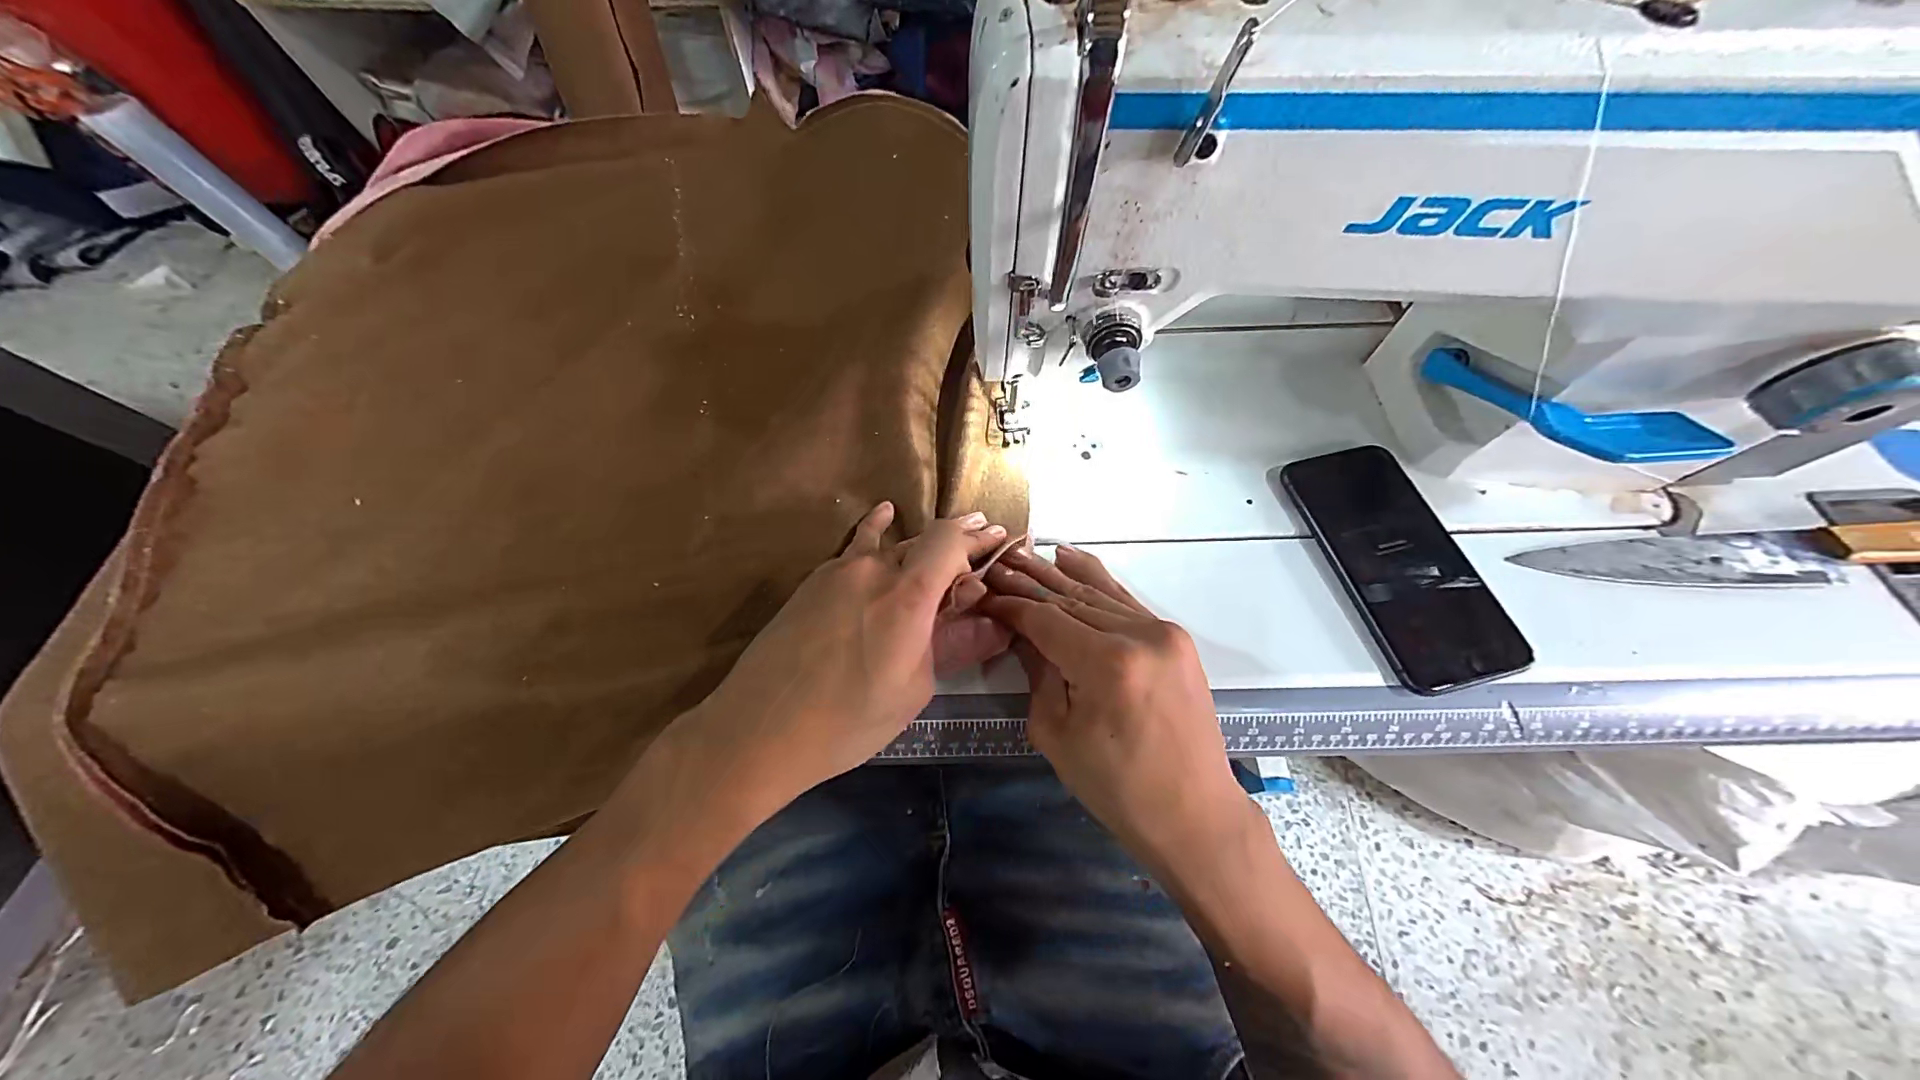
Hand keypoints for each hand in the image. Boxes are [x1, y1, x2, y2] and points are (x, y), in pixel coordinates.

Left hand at [689, 502, 1010, 803]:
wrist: (758, 728)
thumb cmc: (847, 722)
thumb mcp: (913, 690)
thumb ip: (954, 645)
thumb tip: (996, 623)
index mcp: (907, 597)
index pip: (951, 542)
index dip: (979, 537)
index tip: (1000, 538)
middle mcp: (874, 570)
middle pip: (925, 539)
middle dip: (959, 539)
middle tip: (985, 537)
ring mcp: (838, 571)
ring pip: (892, 543)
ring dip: (923, 539)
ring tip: (948, 531)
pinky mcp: (813, 580)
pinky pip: (857, 547)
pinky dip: (878, 529)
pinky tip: (885, 515)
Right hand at [980, 546, 1246, 877]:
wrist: (1192, 812)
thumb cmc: (1116, 786)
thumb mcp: (1056, 733)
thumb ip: (1038, 672)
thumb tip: (1020, 631)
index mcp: (1108, 664)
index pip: (1045, 618)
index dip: (1011, 605)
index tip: (983, 593)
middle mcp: (1140, 636)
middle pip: (1071, 599)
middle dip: (1029, 582)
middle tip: (995, 562)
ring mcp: (1163, 633)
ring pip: (1098, 594)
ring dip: (1057, 575)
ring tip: (1022, 554)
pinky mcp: (1174, 639)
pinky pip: (1125, 601)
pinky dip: (1096, 579)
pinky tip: (1069, 557)